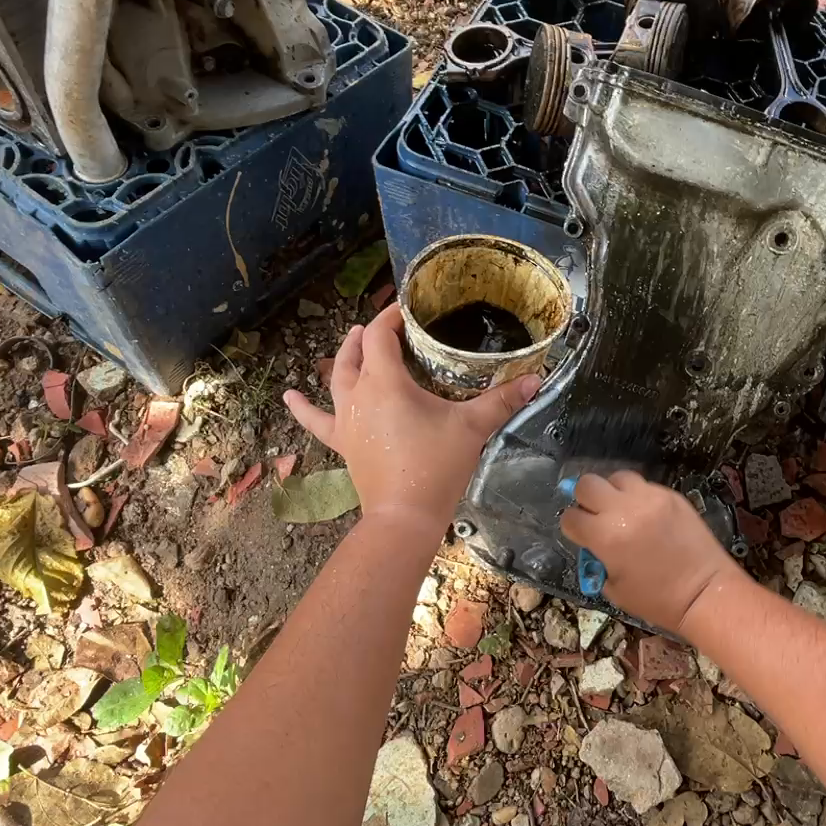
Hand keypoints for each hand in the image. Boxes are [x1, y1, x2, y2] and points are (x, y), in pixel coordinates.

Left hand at [285, 303, 539, 532]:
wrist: (405, 516)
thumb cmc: (436, 465)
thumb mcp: (471, 427)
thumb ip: (502, 400)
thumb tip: (536, 379)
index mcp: (385, 382)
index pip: (381, 335)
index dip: (392, 317)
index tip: (409, 309)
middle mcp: (358, 395)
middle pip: (355, 353)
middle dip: (368, 335)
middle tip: (384, 326)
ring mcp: (346, 421)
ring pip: (336, 380)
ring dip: (343, 357)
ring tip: (349, 341)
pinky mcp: (343, 444)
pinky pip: (317, 421)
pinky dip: (302, 408)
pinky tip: (289, 397)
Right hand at [560, 471, 745, 633]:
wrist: (706, 592)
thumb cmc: (657, 600)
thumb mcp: (614, 589)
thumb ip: (598, 560)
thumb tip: (594, 543)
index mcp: (606, 536)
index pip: (570, 517)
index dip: (572, 526)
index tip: (580, 534)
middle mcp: (624, 509)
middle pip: (587, 483)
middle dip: (584, 498)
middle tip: (595, 514)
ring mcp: (650, 498)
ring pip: (617, 477)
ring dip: (613, 492)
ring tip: (622, 509)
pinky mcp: (671, 495)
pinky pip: (645, 485)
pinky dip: (639, 497)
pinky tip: (646, 516)